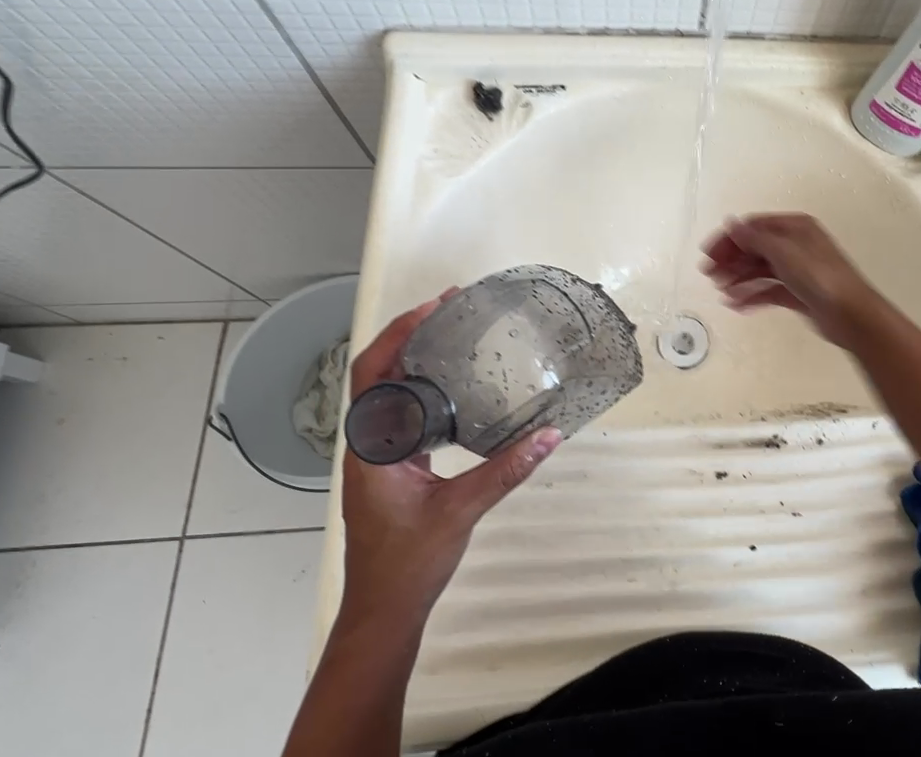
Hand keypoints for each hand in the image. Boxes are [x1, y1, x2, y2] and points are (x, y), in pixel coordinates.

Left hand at [338, 290, 561, 634]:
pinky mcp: (394, 469)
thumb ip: (505, 471)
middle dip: (410, 336)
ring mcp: (379, 457)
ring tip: (456, 338)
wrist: (383, 612)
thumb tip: (550, 436)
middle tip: (452, 310)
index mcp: (373, 446)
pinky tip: (458, 390)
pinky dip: (427, 391)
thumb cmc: (408, 564)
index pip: (373, 373)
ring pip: (390, 394)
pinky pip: (405, 416)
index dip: (398, 334)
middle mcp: (369, 444)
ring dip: (416, 361)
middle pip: (379, 374)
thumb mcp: (460, 512)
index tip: (435, 308)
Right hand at [700, 212, 883, 346]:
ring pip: (760, 271)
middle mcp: (795, 245)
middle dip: (731, 261)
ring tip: (722, 293)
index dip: (729, 239)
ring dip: (739, 279)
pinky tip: (736, 305)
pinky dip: (752, 295)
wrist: (850, 314)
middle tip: (709, 277)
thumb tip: (730, 222)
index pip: (753, 227)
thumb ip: (754, 238)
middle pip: (755, 249)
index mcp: (794, 227)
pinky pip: (768, 290)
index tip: (708, 255)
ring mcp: (796, 270)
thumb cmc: (817, 276)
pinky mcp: (797, 293)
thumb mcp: (783, 252)